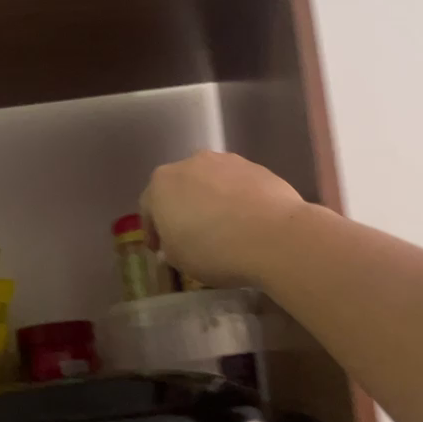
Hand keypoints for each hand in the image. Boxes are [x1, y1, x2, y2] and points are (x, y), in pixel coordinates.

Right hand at [139, 151, 309, 287]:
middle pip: (180, 187)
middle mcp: (190, 163)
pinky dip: (237, 200)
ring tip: (223, 227)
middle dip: (182, 209)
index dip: (153, 231)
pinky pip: (238, 186)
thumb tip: (173, 243)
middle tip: (190, 235)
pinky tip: (247, 222)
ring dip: (210, 201)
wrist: (274, 236)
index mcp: (161, 184)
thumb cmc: (214, 250)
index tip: (160, 249)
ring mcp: (226, 161)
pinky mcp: (257, 167)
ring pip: (210, 182)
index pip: (148, 207)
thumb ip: (169, 248)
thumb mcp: (179, 260)